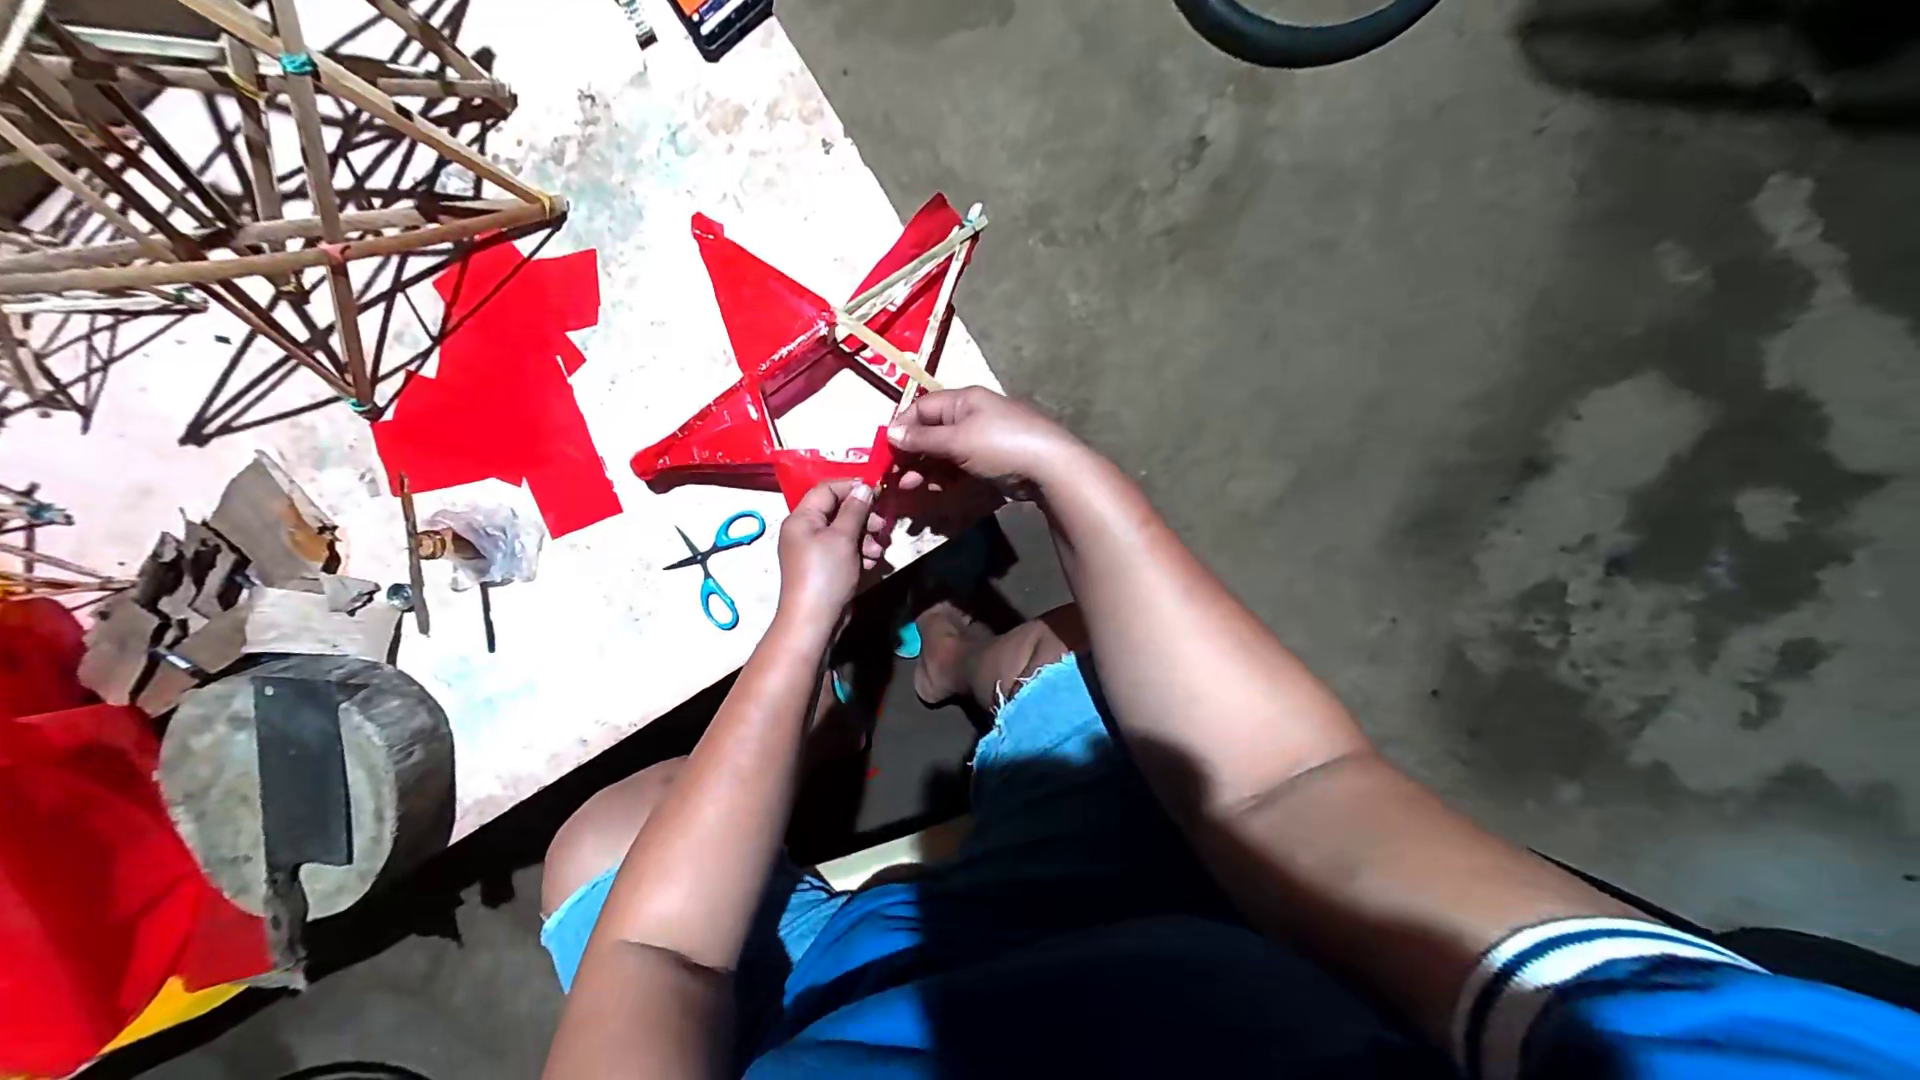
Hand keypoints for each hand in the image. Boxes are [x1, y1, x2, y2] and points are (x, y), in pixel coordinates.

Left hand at [777, 479, 882, 625]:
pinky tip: (870, 564)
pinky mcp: (824, 567)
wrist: (813, 620)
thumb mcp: (843, 537)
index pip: (827, 489)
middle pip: (838, 510)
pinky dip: (859, 554)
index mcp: (802, 518)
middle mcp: (805, 530)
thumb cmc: (826, 574)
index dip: (852, 487)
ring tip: (876, 553)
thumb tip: (863, 487)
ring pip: (845, 532)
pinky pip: (844, 550)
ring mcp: (814, 550)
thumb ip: (854, 510)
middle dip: (863, 518)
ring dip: (865, 538)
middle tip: (881, 527)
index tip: (877, 493)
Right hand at [887, 388, 1085, 497]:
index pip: (922, 408)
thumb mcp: (957, 440)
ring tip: (912, 488)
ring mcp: (982, 441)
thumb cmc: (1000, 444)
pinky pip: (960, 469)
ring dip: (925, 470)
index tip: (887, 450)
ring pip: (944, 454)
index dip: (902, 427)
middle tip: (898, 477)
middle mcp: (972, 417)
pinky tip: (935, 491)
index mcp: (964, 401)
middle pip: (931, 433)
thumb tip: (891, 432)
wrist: (1049, 467)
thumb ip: (923, 438)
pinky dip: (945, 479)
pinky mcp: (990, 463)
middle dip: (912, 455)